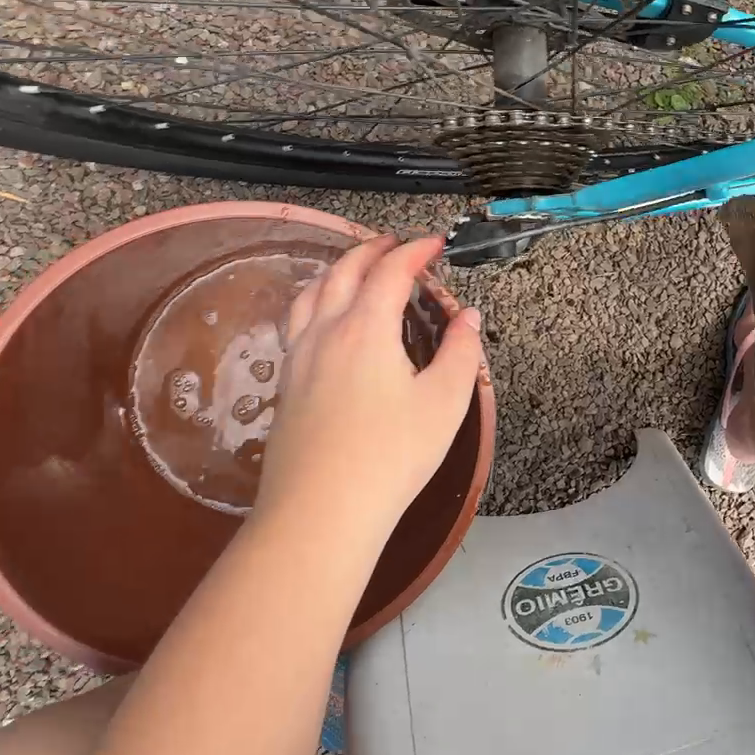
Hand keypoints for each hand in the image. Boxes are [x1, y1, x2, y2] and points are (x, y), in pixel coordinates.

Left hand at [254, 235, 483, 537]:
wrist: (321, 511)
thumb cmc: (392, 454)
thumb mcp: (444, 402)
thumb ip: (460, 352)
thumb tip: (468, 317)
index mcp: (366, 329)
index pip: (390, 271)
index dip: (415, 251)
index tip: (435, 243)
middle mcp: (326, 332)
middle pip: (343, 272)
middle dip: (371, 249)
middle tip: (395, 243)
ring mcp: (299, 358)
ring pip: (311, 293)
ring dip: (337, 270)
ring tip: (355, 268)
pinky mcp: (286, 385)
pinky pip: (297, 321)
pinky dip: (316, 299)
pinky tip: (323, 320)